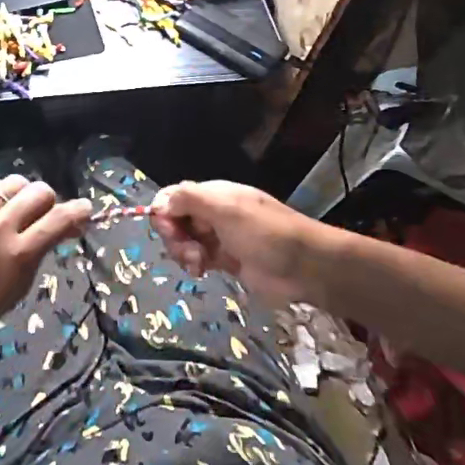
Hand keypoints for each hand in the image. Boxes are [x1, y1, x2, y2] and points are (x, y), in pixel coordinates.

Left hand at [0, 176, 90, 356]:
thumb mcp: (16, 290)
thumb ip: (37, 256)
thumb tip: (55, 232)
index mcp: (18, 255)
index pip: (60, 220)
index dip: (80, 212)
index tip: (86, 210)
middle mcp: (0, 226)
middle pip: (40, 192)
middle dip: (51, 203)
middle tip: (46, 217)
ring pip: (15, 182)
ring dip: (24, 194)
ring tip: (18, 211)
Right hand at [151, 181, 335, 306]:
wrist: (304, 266)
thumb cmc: (264, 233)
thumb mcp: (226, 209)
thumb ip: (189, 200)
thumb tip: (160, 203)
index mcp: (213, 193)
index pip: (174, 196)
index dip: (164, 212)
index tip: (168, 231)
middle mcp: (213, 212)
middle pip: (176, 220)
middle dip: (174, 236)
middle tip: (188, 251)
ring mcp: (219, 236)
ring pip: (184, 240)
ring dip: (183, 252)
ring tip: (198, 264)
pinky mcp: (225, 260)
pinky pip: (197, 257)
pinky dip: (193, 263)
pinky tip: (200, 271)